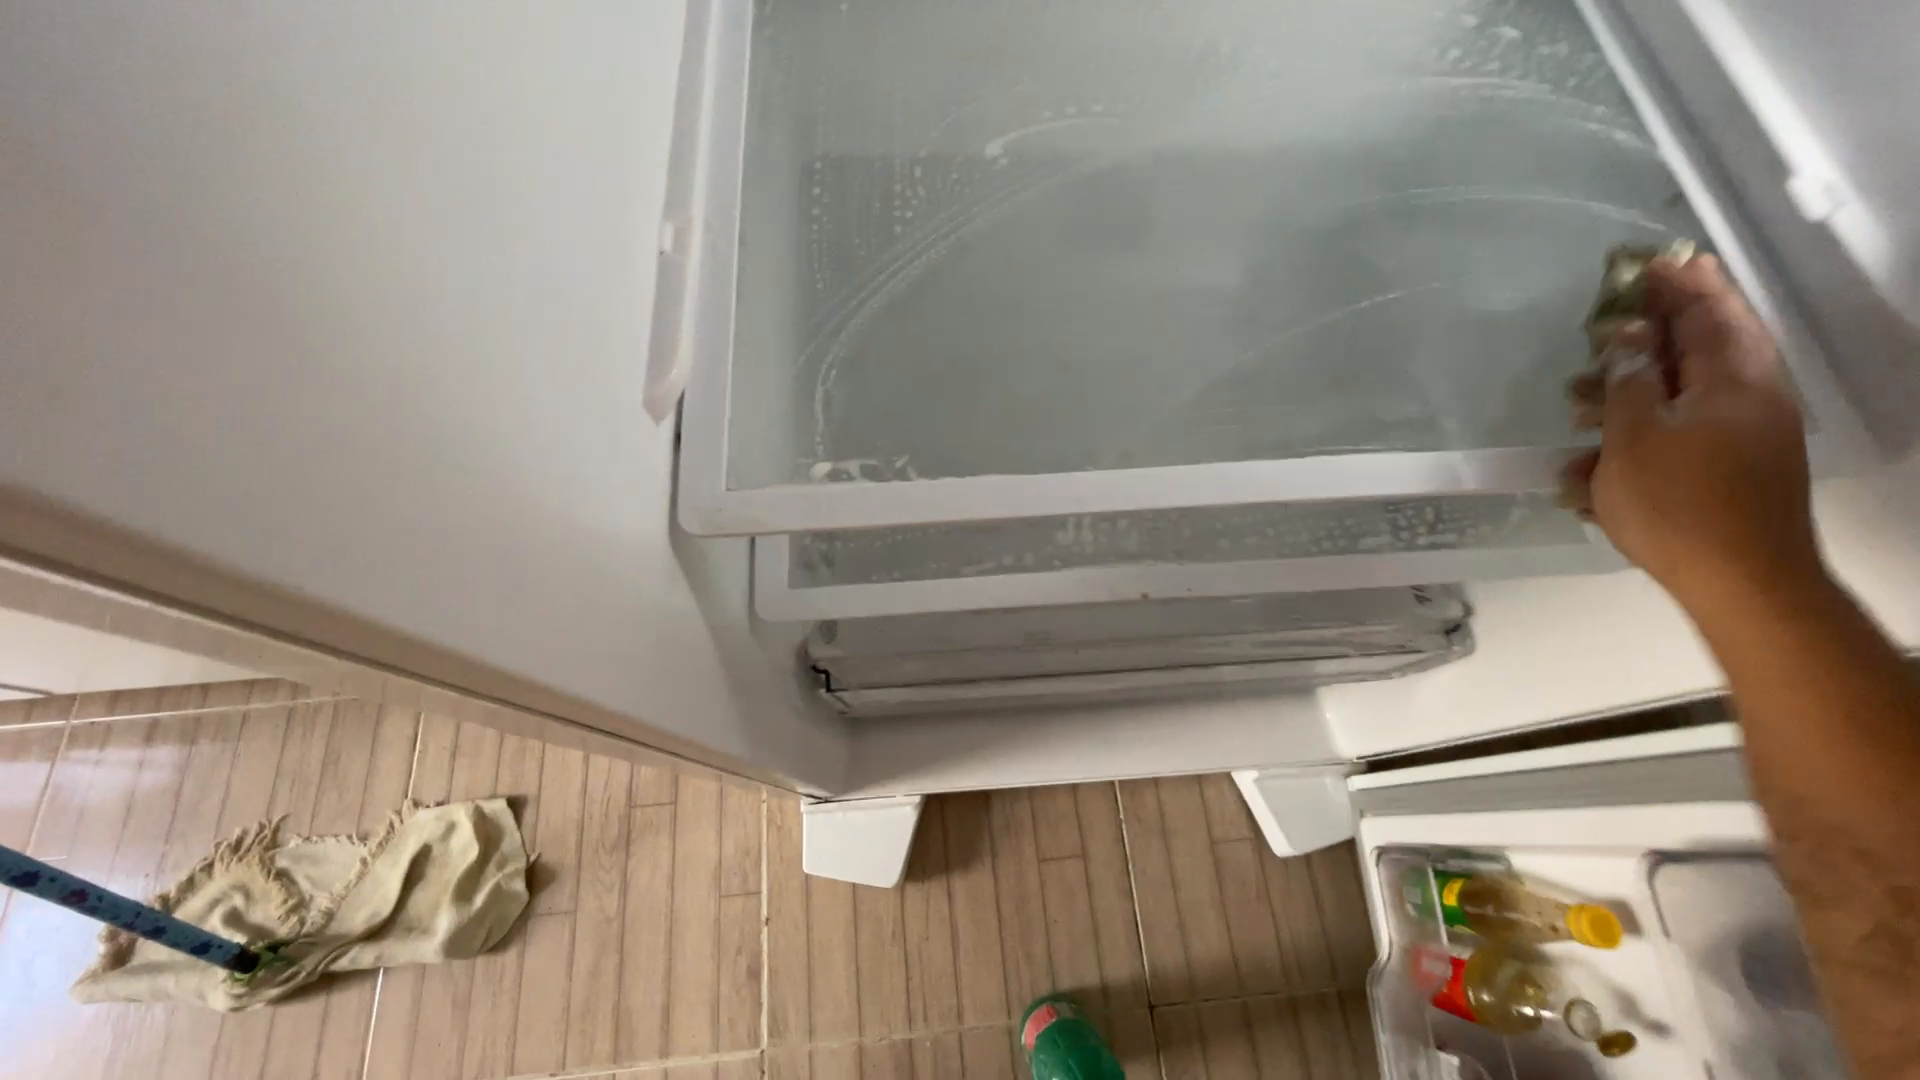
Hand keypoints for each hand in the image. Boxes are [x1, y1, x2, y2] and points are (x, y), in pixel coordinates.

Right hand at [1562, 254, 1823, 609]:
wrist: (1740, 580)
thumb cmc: (1679, 502)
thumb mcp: (1635, 436)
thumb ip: (1628, 382)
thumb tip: (1626, 339)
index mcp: (1734, 379)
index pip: (1709, 312)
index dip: (1679, 284)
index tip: (1652, 260)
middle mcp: (1749, 398)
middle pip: (1700, 348)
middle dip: (1649, 335)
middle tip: (1607, 320)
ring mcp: (1743, 436)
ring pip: (1680, 395)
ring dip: (1628, 394)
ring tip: (1575, 402)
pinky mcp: (1728, 470)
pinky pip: (1676, 436)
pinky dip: (1636, 440)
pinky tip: (1590, 468)